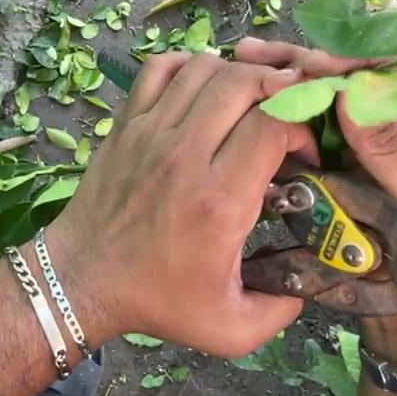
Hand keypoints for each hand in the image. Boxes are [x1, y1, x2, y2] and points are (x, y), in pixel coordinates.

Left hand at [41, 54, 310, 358]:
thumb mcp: (230, 329)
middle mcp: (185, 154)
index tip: (304, 150)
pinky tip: (201, 90)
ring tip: (248, 102)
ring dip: (236, 75)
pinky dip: (187, 66)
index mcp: (219, 199)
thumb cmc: (157, 300)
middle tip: (285, 112)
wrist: (83, 279)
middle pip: (242, 81)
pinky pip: (158, 69)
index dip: (302, 123)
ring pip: (203, 68)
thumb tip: (313, 278)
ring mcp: (149, 132)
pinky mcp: (126, 124)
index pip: (272, 122)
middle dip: (278, 87)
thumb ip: (281, 310)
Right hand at [233, 38, 396, 377]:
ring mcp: (363, 141)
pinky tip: (248, 98)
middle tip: (256, 55)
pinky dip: (280, 112)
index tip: (307, 64)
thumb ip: (390, 150)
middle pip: (352, 78)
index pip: (395, 73)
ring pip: (325, 99)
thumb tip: (352, 91)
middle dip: (306, 65)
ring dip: (287, 81)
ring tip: (244, 62)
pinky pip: (308, 128)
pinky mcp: (336, 161)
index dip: (350, 63)